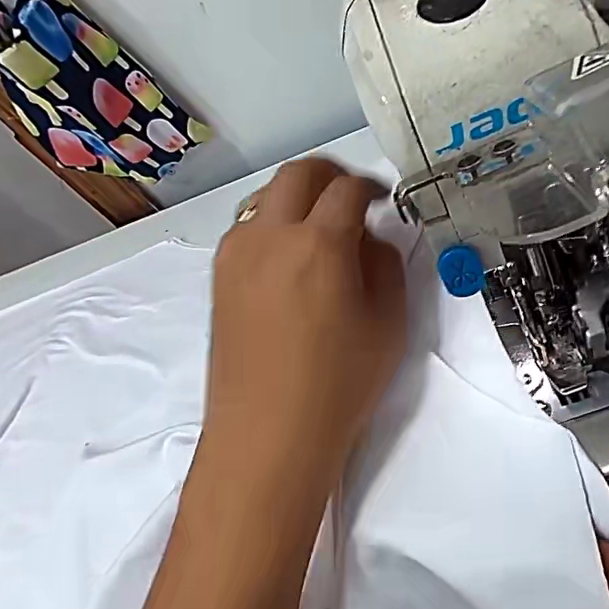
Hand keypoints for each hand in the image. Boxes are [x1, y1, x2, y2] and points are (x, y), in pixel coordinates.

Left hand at [203, 158, 407, 484]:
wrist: (268, 435)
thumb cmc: (338, 385)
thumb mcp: (389, 324)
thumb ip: (386, 265)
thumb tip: (368, 239)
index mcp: (318, 244)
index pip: (348, 190)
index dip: (371, 187)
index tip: (381, 199)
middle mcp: (269, 236)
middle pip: (298, 173)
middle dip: (330, 174)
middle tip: (352, 196)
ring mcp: (236, 254)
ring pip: (266, 196)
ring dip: (297, 196)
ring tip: (320, 227)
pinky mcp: (219, 277)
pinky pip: (247, 228)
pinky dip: (273, 223)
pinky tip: (290, 258)